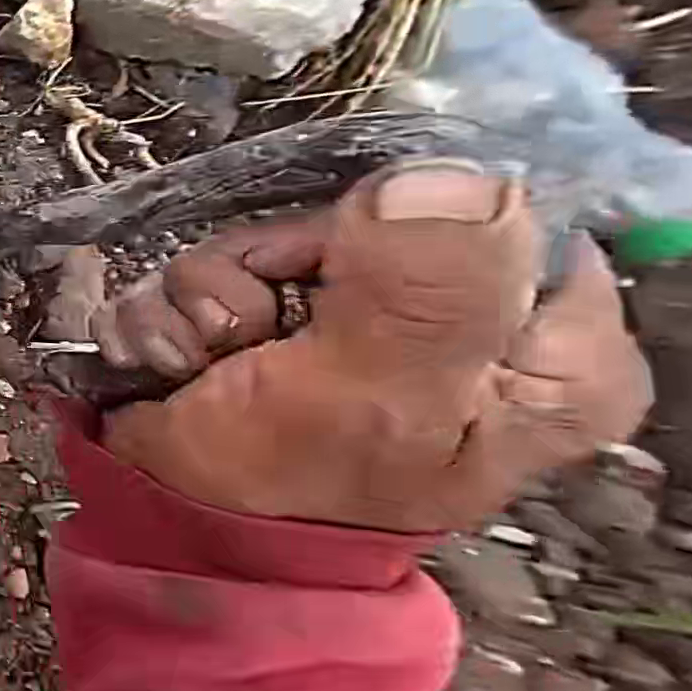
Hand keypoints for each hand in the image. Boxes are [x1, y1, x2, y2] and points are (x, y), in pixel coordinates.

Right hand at [92, 162, 651, 533]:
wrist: (171, 515)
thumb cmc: (287, 475)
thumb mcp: (372, 394)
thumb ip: (422, 290)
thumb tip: (439, 175)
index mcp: (524, 348)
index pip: (483, 217)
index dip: (393, 225)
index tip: (336, 274)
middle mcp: (427, 321)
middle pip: (341, 222)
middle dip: (265, 268)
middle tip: (248, 332)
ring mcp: (324, 315)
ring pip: (248, 245)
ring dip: (199, 299)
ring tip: (197, 359)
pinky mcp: (244, 316)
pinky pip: (192, 274)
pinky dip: (167, 313)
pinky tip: (167, 358)